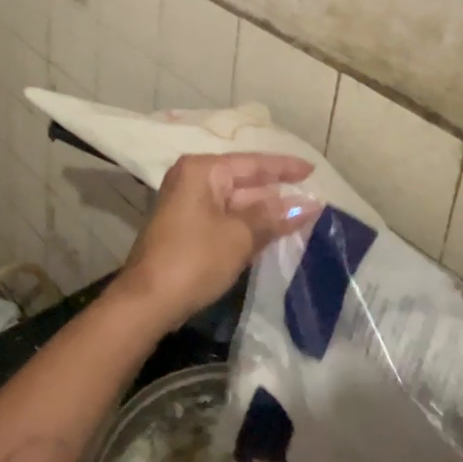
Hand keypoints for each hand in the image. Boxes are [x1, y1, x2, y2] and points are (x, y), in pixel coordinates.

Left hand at [107, 153, 314, 331]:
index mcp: (202, 170)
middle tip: (313, 196)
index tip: (313, 169)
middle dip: (276, 191)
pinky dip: (249, 224)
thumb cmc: (195, 258)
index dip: (284, 167)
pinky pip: (226, 217)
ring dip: (265, 210)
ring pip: (236, 201)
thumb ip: (272, 216)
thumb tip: (307, 204)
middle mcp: (193, 179)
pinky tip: (273, 231)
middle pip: (243, 180)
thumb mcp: (239, 235)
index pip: (252, 162)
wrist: (149, 298)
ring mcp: (188, 203)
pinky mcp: (188, 227)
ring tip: (303, 214)